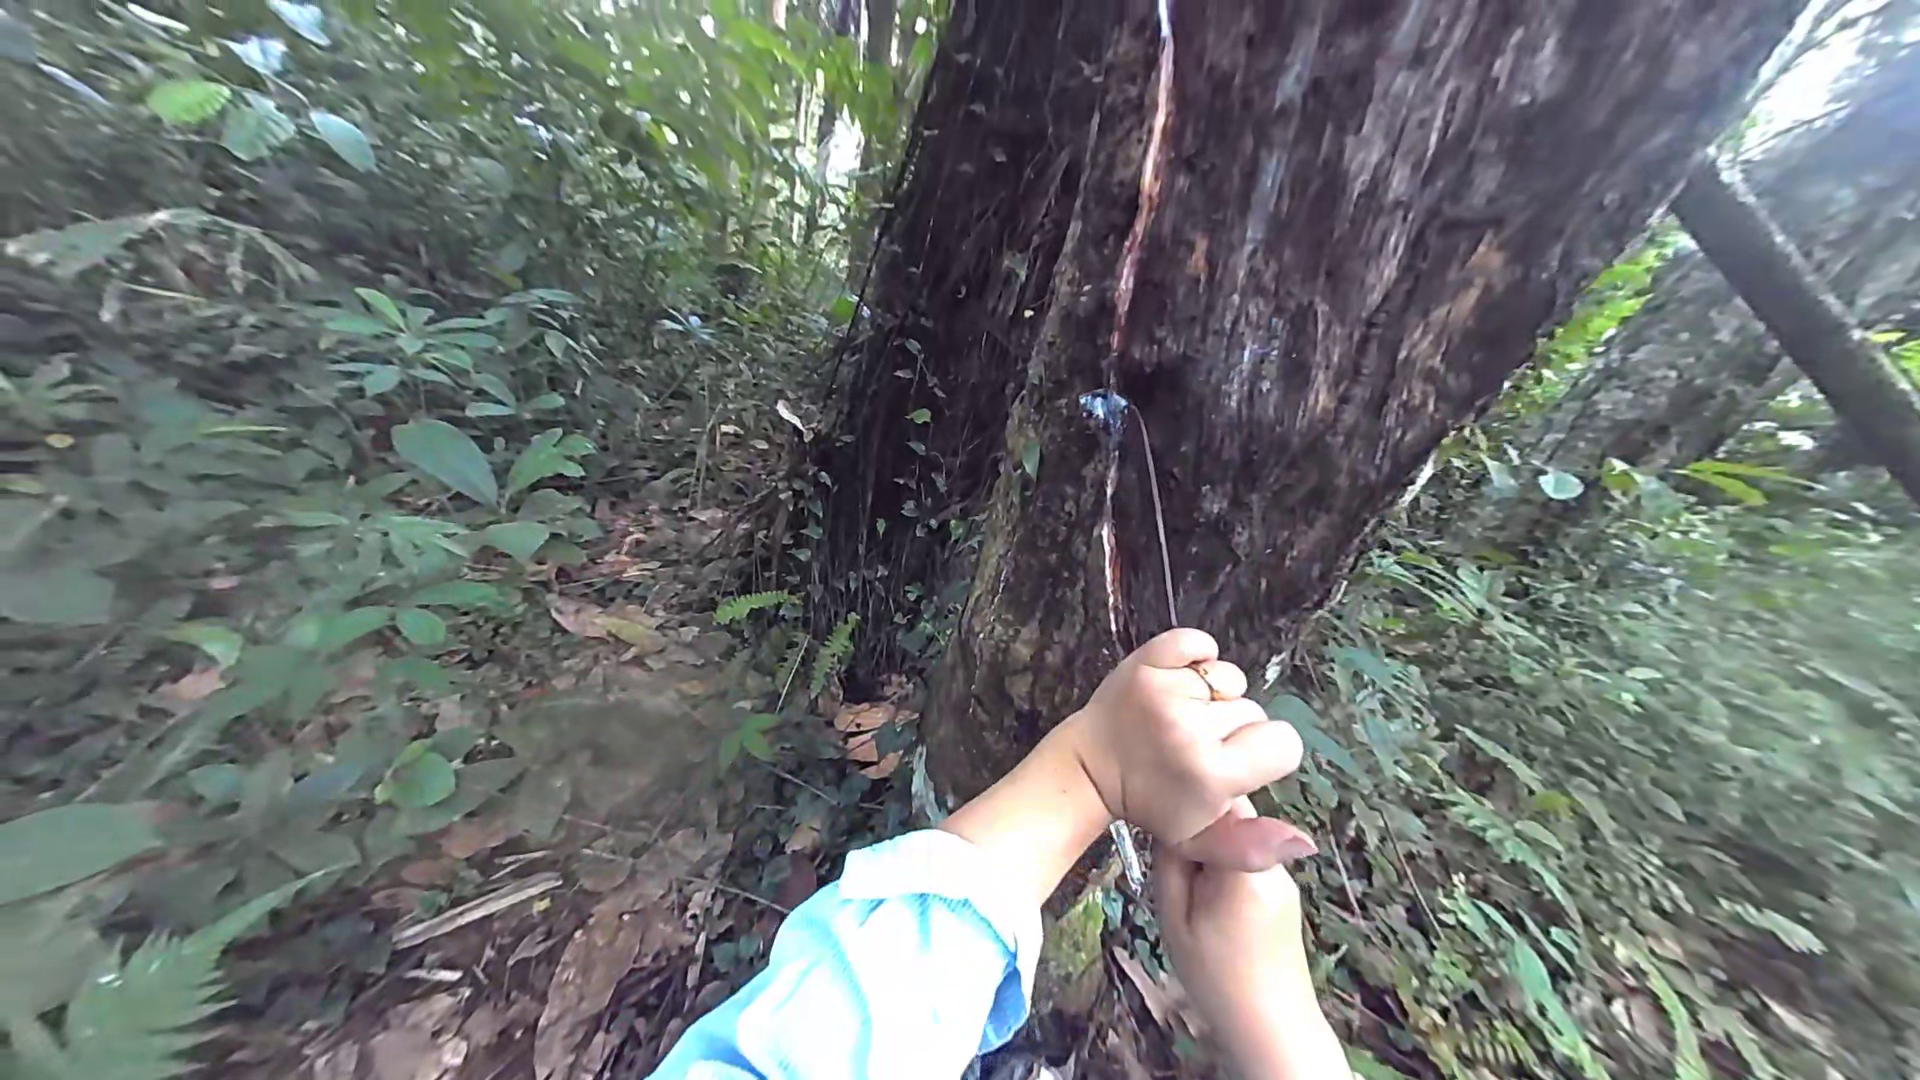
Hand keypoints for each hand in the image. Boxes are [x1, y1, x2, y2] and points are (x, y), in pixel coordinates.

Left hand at [1056, 628, 1311, 869]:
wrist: (1090, 766)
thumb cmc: (1149, 803)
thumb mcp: (1198, 841)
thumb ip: (1253, 847)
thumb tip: (1306, 842)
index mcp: (1211, 773)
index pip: (1283, 744)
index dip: (1266, 752)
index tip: (1236, 759)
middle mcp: (1190, 727)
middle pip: (1253, 711)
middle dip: (1233, 728)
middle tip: (1198, 743)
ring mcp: (1165, 688)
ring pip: (1229, 678)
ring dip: (1214, 694)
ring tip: (1185, 714)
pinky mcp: (1145, 660)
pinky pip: (1195, 641)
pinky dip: (1197, 652)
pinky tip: (1183, 676)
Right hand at [1157, 804, 1345, 1079]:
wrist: (1274, 1034)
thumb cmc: (1216, 978)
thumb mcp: (1173, 916)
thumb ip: (1168, 859)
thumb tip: (1166, 819)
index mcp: (1246, 866)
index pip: (1221, 801)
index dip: (1190, 799)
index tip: (1164, 813)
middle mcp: (1274, 864)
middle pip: (1231, 816)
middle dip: (1199, 825)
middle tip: (1171, 854)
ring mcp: (1284, 878)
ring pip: (1239, 837)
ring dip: (1212, 845)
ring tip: (1189, 880)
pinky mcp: (1285, 893)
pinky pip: (1249, 858)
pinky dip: (1226, 864)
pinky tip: (1211, 897)